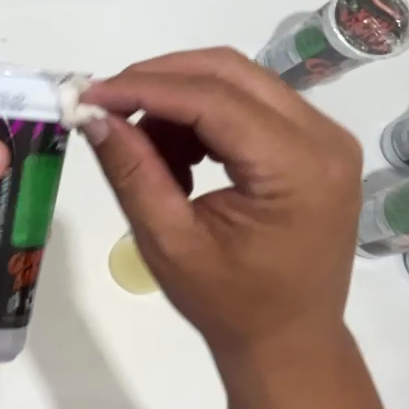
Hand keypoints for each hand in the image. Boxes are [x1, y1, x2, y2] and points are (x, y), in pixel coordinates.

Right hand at [80, 48, 361, 358]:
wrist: (287, 336)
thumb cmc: (227, 301)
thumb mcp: (167, 240)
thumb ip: (132, 172)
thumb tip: (93, 117)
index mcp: (296, 167)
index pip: (211, 100)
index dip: (143, 89)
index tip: (86, 96)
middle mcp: (322, 138)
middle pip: (228, 72)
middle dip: (157, 79)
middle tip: (102, 105)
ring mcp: (322, 137)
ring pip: (236, 81)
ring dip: (175, 99)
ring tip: (139, 146)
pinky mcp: (310, 144)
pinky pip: (245, 104)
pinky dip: (197, 116)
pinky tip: (173, 157)